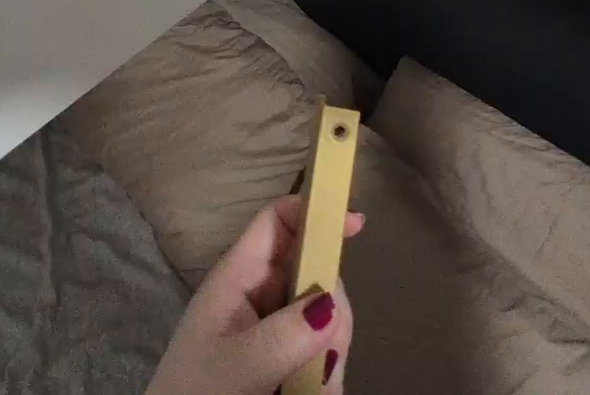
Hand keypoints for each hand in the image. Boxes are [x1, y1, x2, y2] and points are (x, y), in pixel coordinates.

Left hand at [145, 195, 360, 394]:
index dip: (314, 211)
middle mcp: (261, 295)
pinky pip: (322, 356)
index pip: (278, 221)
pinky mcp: (287, 361)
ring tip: (306, 391)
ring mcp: (276, 329)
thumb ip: (280, 337)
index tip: (356, 225)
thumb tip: (331, 302)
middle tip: (327, 353)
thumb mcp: (233, 366)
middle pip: (314, 272)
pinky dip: (323, 379)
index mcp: (238, 276)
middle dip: (330, 310)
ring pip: (325, 319)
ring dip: (328, 354)